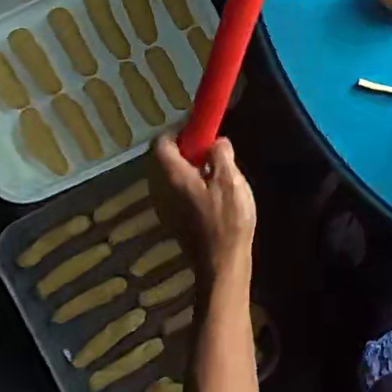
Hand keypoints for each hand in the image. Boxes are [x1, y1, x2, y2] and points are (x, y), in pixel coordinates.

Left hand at [151, 135, 256, 275]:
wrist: (222, 265)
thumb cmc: (226, 220)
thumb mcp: (230, 180)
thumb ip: (221, 155)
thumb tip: (217, 142)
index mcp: (172, 176)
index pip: (161, 142)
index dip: (178, 129)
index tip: (200, 126)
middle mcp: (162, 190)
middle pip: (165, 159)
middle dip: (186, 147)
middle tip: (211, 146)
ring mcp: (167, 207)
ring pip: (172, 176)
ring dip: (191, 166)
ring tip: (216, 168)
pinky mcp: (176, 220)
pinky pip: (178, 191)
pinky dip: (191, 183)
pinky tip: (214, 191)